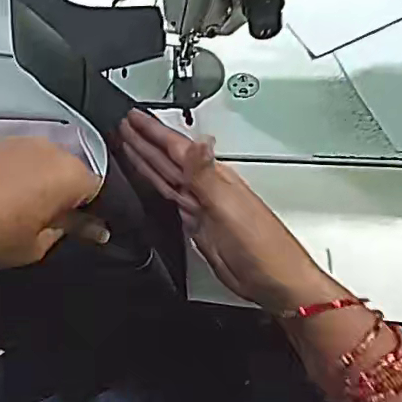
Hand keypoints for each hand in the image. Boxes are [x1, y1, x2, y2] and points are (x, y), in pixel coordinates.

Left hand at [0, 137, 103, 270]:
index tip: (84, 232)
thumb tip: (89, 228)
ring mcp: (21, 141)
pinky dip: (19, 177)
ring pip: (46, 165)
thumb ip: (69, 232)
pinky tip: (3, 198)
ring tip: (22, 214)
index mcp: (71, 174)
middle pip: (73, 173)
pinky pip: (21, 160)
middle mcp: (52, 149)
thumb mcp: (36, 245)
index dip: (93, 214)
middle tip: (51, 226)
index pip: (101, 191)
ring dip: (42, 186)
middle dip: (67, 197)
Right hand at [117, 110, 337, 312]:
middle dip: (146, 141)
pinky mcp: (199, 227)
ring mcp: (203, 208)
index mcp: (214, 180)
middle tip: (125, 125)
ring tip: (130, 145)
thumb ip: (206, 176)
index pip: (176, 149)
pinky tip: (153, 182)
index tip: (134, 118)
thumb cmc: (264, 249)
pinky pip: (172, 199)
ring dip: (148, 161)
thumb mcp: (229, 208)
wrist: (276, 283)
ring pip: (167, 177)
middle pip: (168, 160)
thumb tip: (199, 142)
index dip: (153, 133)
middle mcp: (207, 190)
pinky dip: (158, 188)